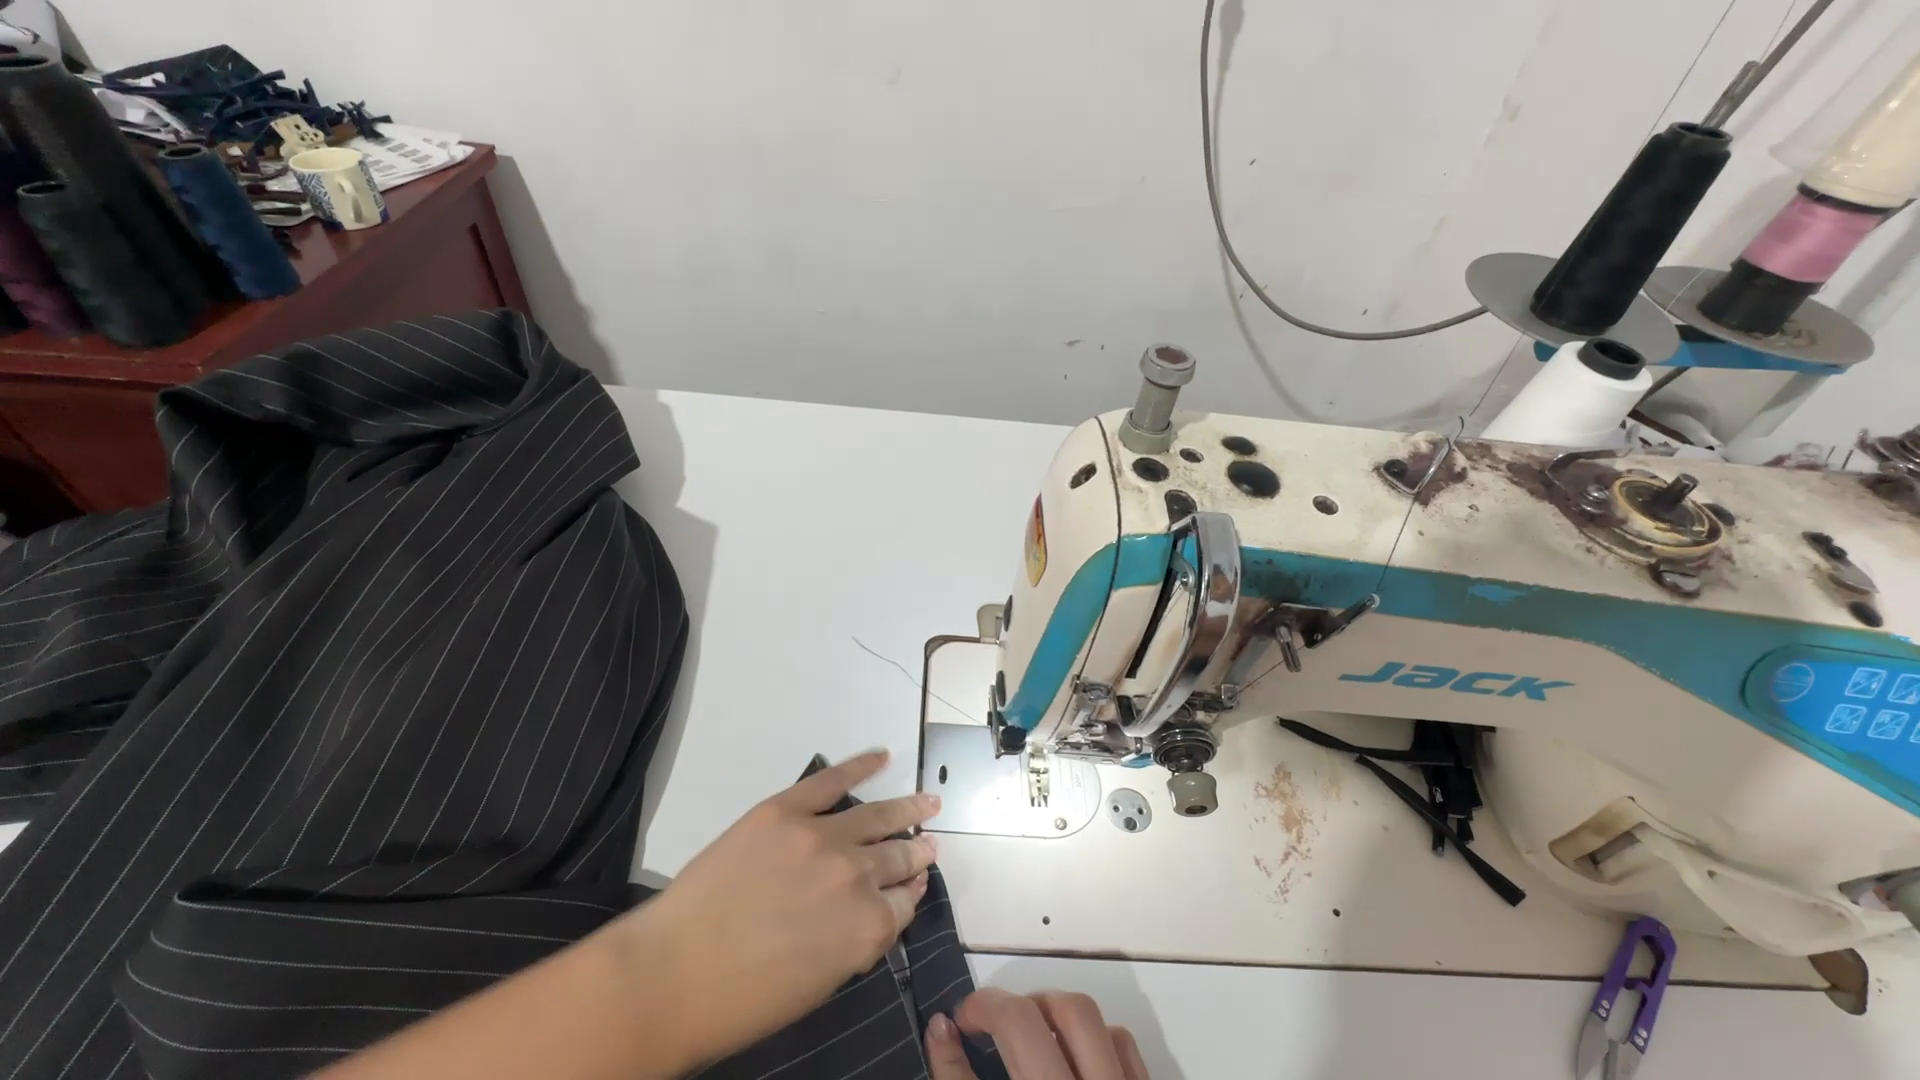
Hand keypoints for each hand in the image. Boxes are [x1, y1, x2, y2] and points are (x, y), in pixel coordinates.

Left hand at [614, 750, 938, 1068]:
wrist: (672, 974)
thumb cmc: (745, 1000)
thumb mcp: (821, 983)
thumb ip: (859, 942)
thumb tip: (880, 909)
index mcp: (869, 927)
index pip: (905, 903)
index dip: (910, 893)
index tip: (915, 883)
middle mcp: (856, 876)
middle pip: (898, 856)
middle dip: (917, 852)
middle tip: (929, 844)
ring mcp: (821, 837)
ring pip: (877, 816)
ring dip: (906, 808)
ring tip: (926, 802)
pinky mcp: (784, 811)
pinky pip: (831, 780)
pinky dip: (859, 766)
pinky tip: (880, 757)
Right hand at [927, 989, 1151, 1078]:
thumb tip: (941, 1030)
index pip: (1015, 1026)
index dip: (978, 1010)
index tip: (959, 1020)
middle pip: (1066, 1011)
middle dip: (1018, 1007)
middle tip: (991, 1025)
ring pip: (1101, 1024)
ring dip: (1058, 1017)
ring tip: (1032, 1039)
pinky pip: (1126, 1049)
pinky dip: (1095, 1041)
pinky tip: (1072, 1058)